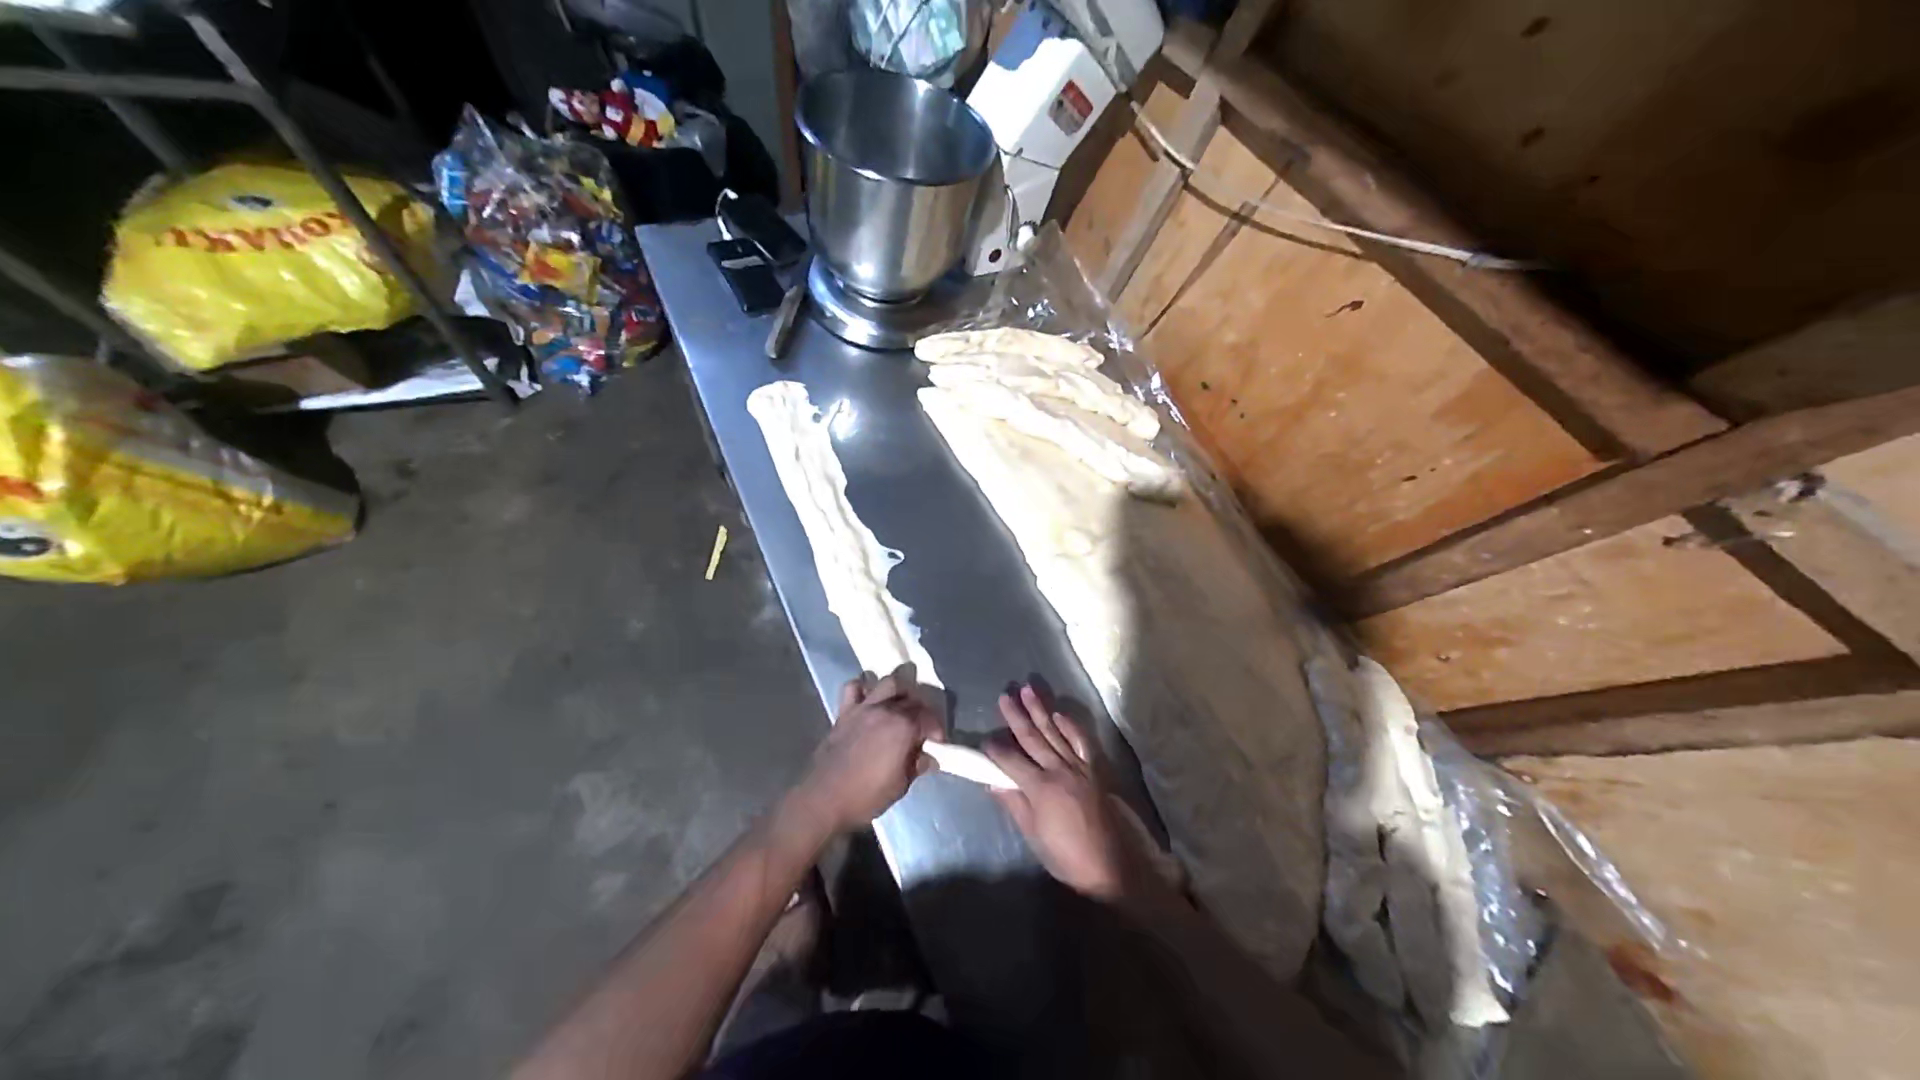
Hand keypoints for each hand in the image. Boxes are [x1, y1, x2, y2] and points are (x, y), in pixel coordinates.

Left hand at [789, 664, 943, 831]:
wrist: (823, 799)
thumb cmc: (866, 796)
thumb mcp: (900, 786)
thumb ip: (916, 766)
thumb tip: (928, 758)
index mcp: (903, 728)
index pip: (928, 717)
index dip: (936, 728)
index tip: (937, 742)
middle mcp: (885, 710)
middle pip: (911, 698)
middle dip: (921, 711)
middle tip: (921, 728)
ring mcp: (863, 708)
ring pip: (887, 683)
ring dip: (898, 691)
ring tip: (898, 707)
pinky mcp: (843, 713)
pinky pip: (853, 688)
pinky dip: (863, 689)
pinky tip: (868, 702)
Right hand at [985, 684, 1158, 902]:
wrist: (1108, 867)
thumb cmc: (1065, 855)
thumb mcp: (1032, 834)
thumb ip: (1013, 803)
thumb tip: (993, 781)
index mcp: (1039, 788)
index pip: (1010, 760)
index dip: (995, 749)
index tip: (984, 740)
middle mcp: (1058, 770)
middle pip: (1032, 738)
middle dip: (1016, 716)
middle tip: (1004, 696)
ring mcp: (1078, 767)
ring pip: (1055, 733)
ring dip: (1040, 711)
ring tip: (1028, 691)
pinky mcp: (1094, 770)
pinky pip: (1081, 742)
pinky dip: (1070, 726)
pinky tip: (1059, 714)